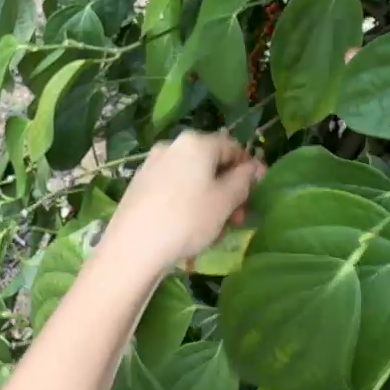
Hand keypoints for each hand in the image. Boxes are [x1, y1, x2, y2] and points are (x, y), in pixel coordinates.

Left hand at [103, 132, 262, 271]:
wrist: (133, 246)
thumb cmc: (187, 219)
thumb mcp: (225, 201)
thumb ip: (243, 181)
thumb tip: (253, 167)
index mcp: (195, 142)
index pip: (232, 146)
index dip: (248, 168)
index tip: (257, 193)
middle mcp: (172, 146)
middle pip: (211, 163)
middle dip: (229, 190)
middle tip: (237, 220)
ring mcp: (153, 164)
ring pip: (193, 178)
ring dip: (210, 200)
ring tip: (215, 231)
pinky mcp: (140, 184)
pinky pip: (174, 188)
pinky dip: (188, 203)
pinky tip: (189, 230)